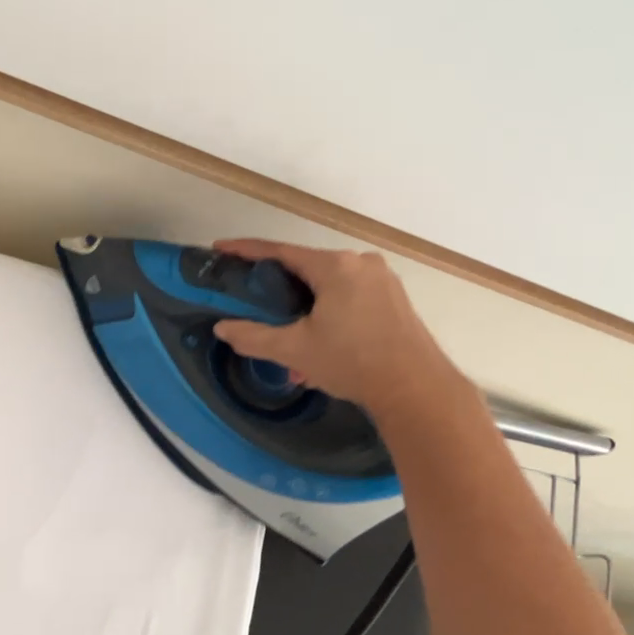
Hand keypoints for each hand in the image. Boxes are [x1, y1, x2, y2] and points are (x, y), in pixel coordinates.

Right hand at [209, 239, 461, 415]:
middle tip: (250, 306)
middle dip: (276, 291)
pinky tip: (314, 346)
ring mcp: (381, 279)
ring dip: (301, 311)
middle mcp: (360, 263)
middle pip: (304, 269)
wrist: (413, 386)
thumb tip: (223, 328)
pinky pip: (346, 298)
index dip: (246, 250)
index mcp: (335, 266)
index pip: (280, 251)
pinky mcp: (391, 298)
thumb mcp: (293, 350)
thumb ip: (252, 336)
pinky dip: (324, 315)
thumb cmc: (351, 361)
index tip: (220, 248)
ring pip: (325, 287)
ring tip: (284, 341)